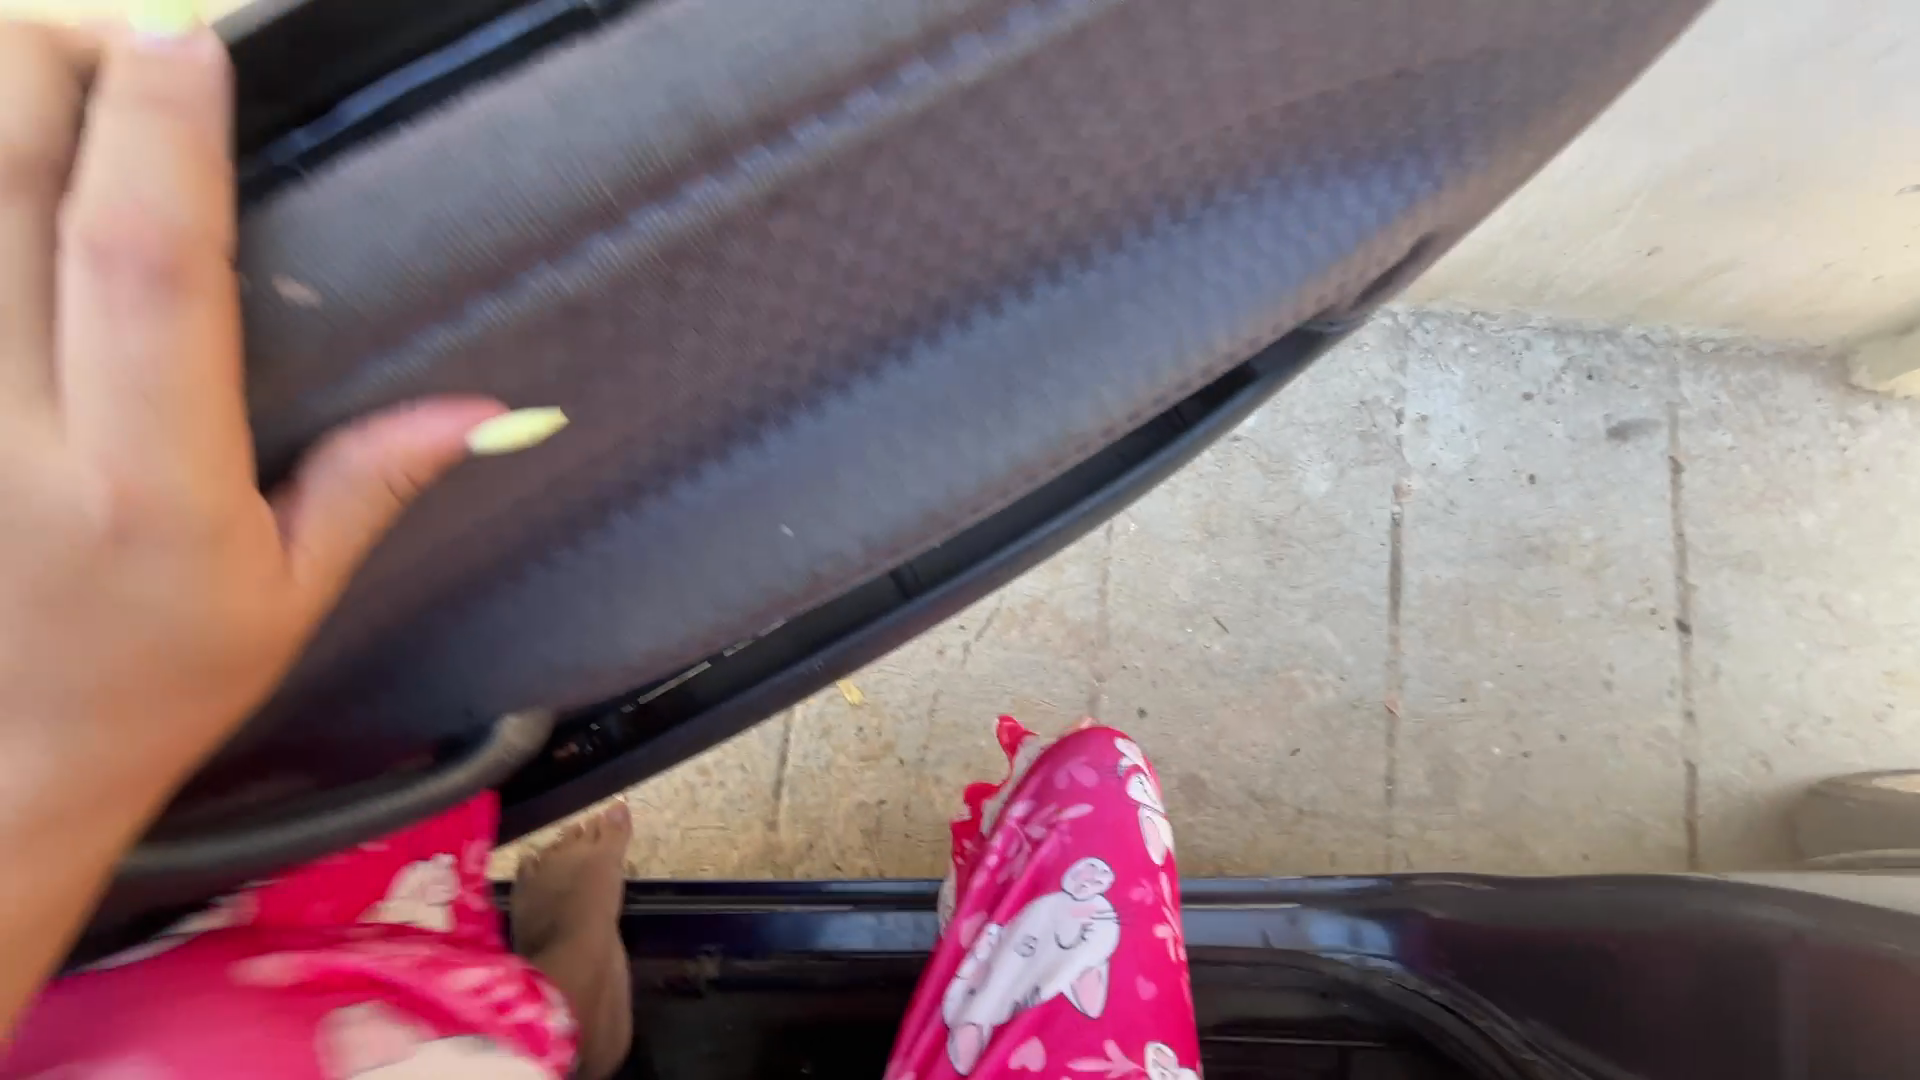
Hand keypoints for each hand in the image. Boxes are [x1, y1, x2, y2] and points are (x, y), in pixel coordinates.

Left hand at [0, 21, 505, 789]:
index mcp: (141, 484)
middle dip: (31, 69)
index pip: (142, 271)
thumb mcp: (298, 593)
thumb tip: (493, 413)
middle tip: (109, 29)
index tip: (191, 46)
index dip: (161, 142)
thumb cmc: (163, 681)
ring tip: (39, 66)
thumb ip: (375, 482)